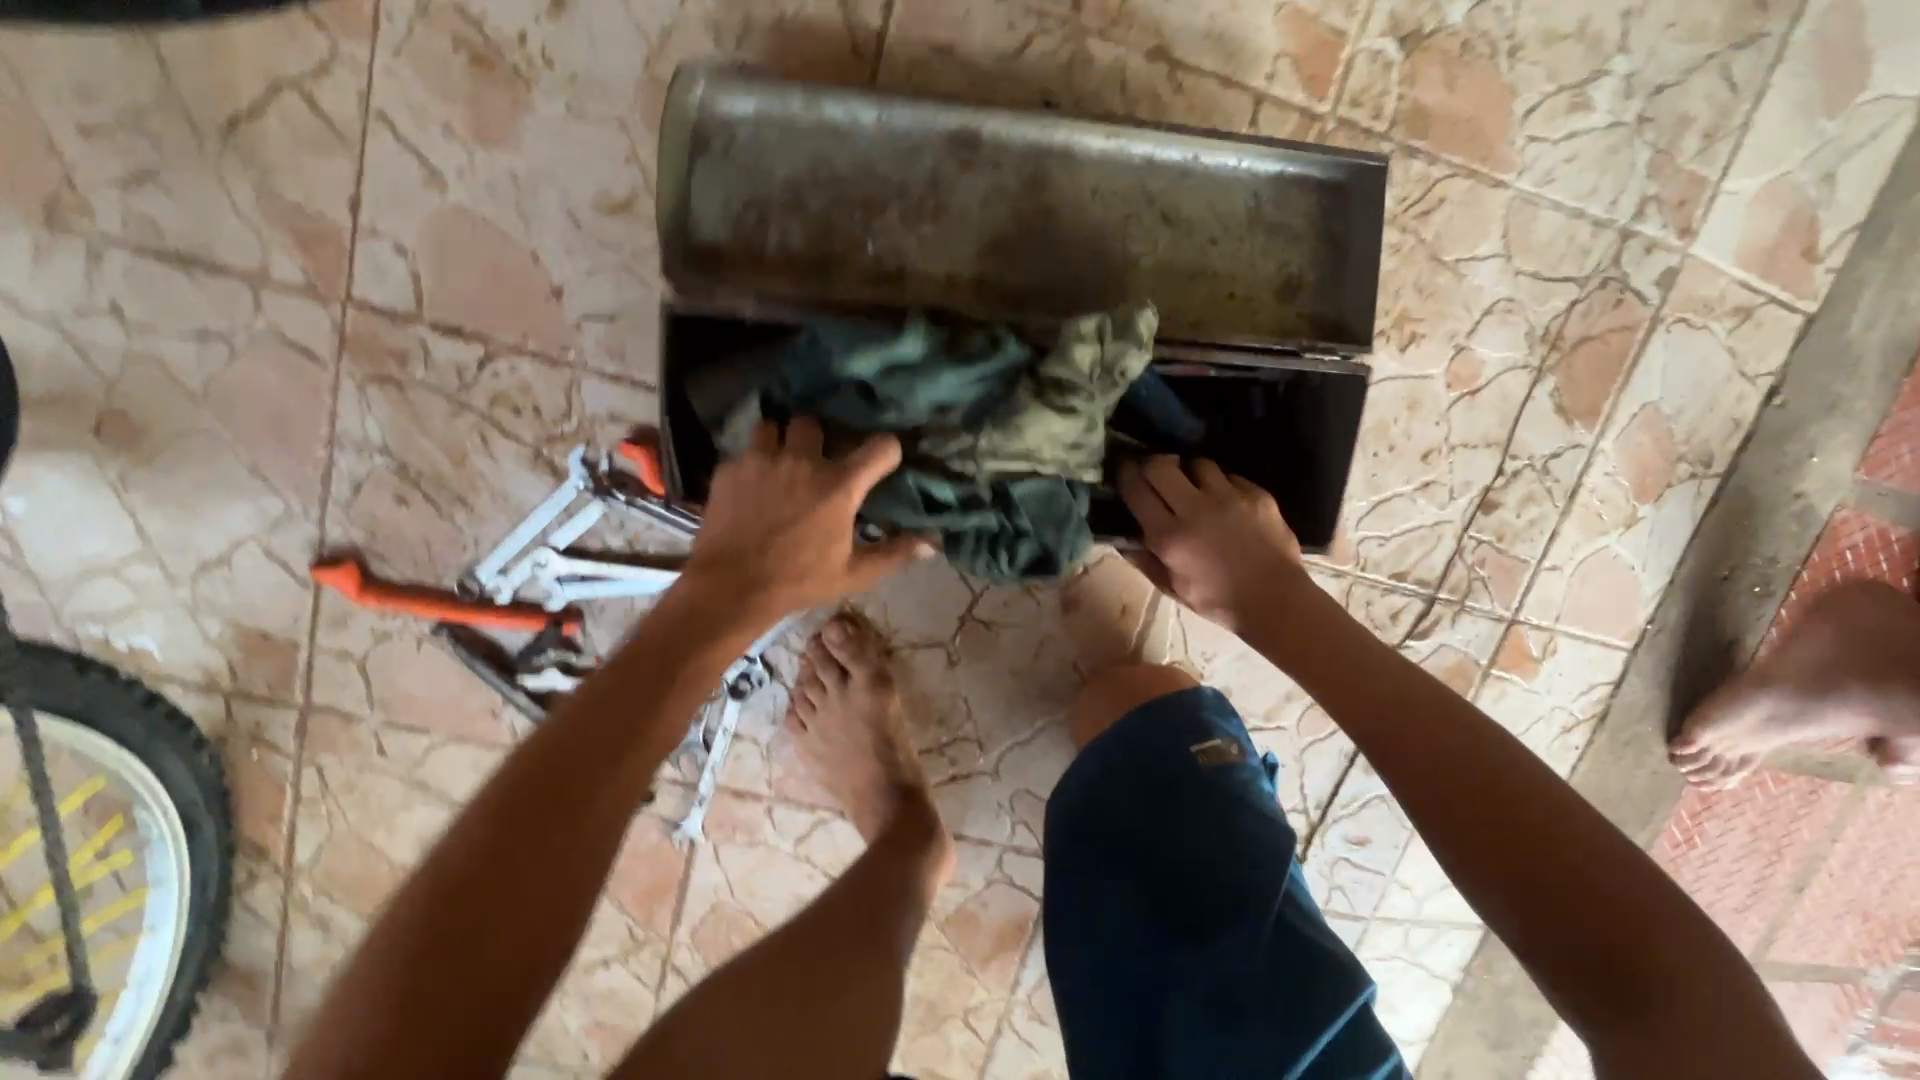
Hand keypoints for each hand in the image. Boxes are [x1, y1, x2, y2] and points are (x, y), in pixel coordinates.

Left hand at [685, 418, 932, 615]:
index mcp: (839, 485)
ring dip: (779, 440)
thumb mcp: (853, 574)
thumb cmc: (798, 581)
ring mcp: (763, 460)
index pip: (880, 446)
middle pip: (815, 423)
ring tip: (778, 461)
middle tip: (815, 461)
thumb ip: (894, 553)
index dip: (886, 451)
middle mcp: (803, 461)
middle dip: (817, 439)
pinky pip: (744, 450)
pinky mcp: (730, 468)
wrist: (731, 587)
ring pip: (774, 426)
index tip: (882, 462)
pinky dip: (751, 462)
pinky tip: (750, 485)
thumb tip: (932, 544)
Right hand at [1118, 456, 1306, 631]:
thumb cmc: (1218, 601)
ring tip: (1194, 485)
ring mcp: (1229, 498)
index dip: (1125, 475)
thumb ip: (1145, 561)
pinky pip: (1231, 477)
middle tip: (1154, 472)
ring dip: (1190, 472)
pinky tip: (1225, 501)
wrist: (1275, 601)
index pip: (1136, 490)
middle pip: (1161, 465)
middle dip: (1152, 464)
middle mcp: (1195, 509)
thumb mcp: (1173, 588)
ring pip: (1198, 463)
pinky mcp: (1257, 495)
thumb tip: (1124, 541)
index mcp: (1169, 536)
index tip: (1124, 470)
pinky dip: (1222, 485)